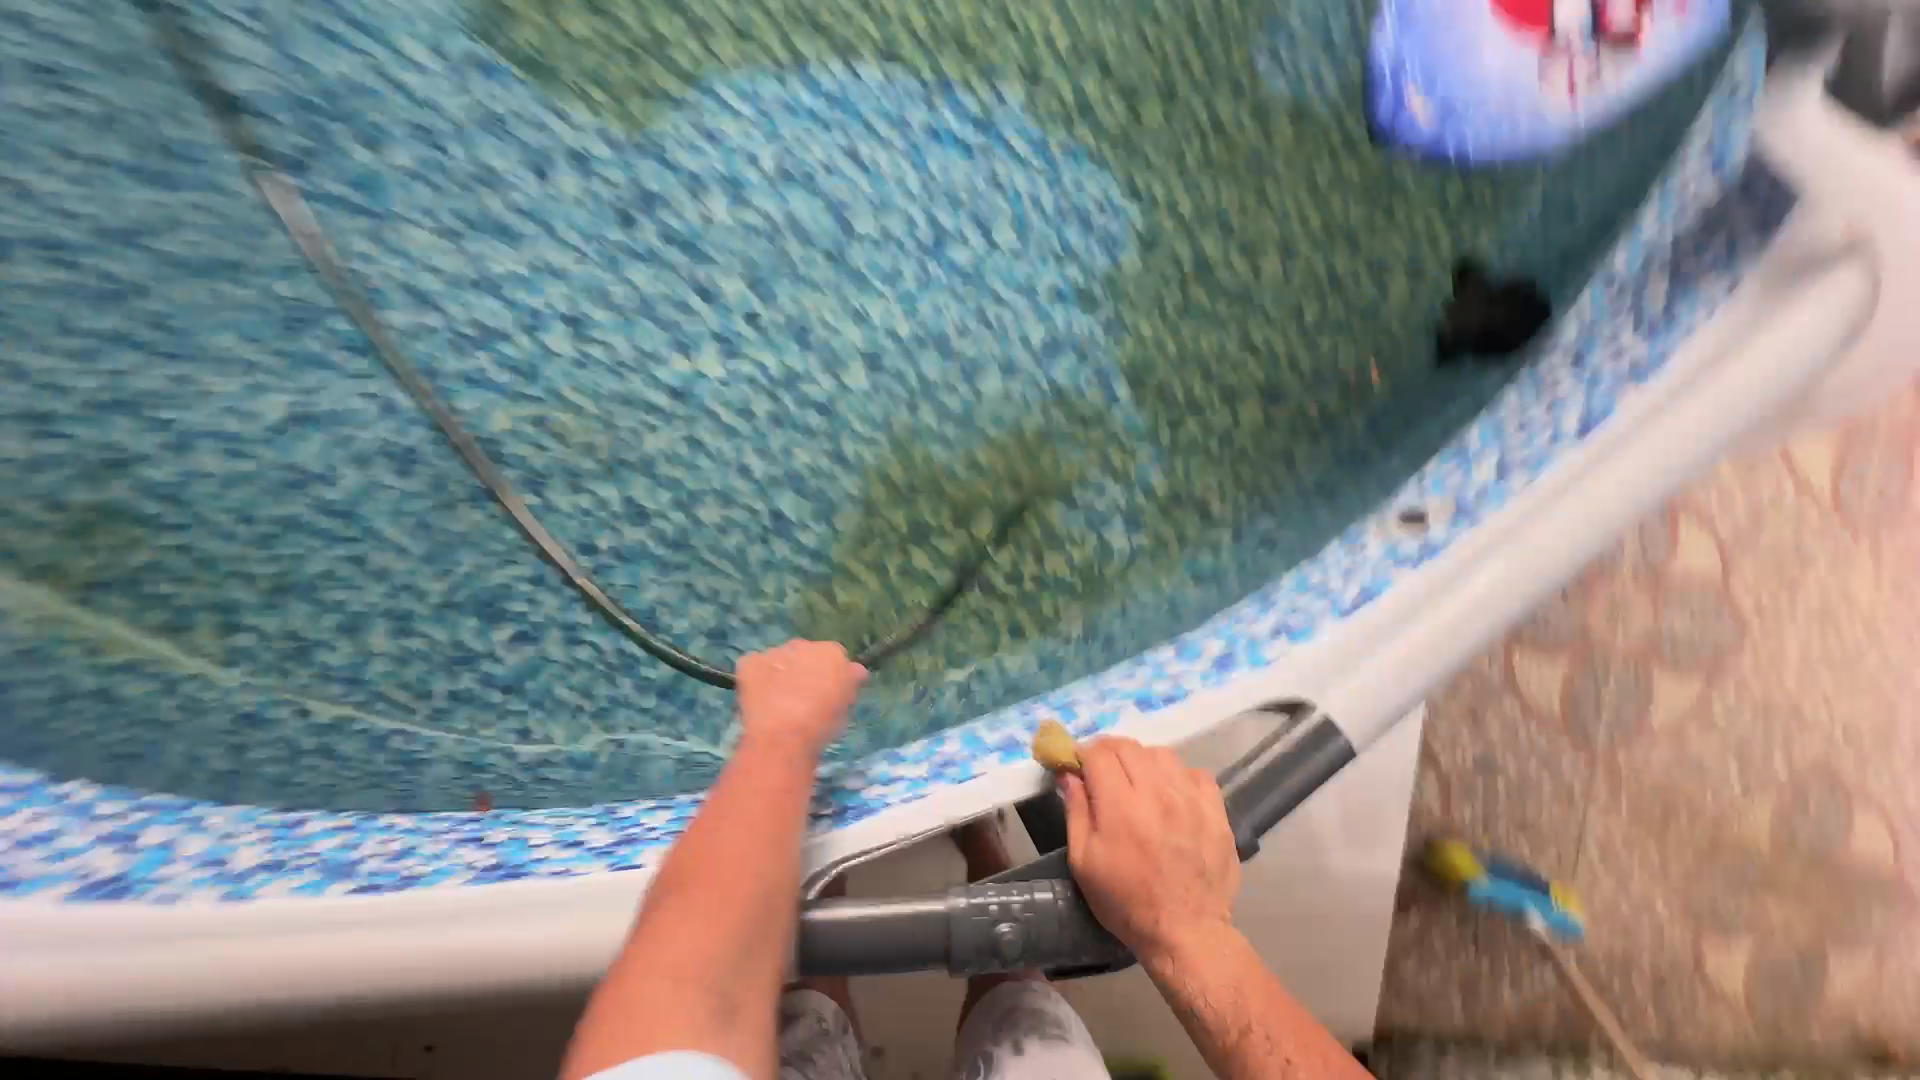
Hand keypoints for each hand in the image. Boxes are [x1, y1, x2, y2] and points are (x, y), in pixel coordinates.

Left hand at [735, 640, 865, 755]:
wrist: (784, 734)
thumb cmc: (823, 723)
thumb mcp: (847, 705)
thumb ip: (850, 681)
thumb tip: (854, 670)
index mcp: (832, 652)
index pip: (835, 657)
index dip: (830, 674)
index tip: (827, 693)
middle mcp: (803, 644)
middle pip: (805, 654)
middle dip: (804, 669)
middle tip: (803, 696)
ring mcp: (774, 652)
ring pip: (779, 659)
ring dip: (780, 672)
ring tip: (778, 701)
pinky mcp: (749, 663)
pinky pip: (754, 666)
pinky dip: (756, 678)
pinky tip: (760, 699)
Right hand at [1060, 737, 1239, 962]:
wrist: (1186, 932)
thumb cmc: (1125, 902)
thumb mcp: (1083, 862)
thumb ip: (1075, 811)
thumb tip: (1069, 773)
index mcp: (1120, 806)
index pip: (1099, 753)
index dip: (1083, 753)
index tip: (1078, 766)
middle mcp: (1157, 793)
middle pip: (1128, 746)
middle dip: (1109, 753)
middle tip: (1103, 773)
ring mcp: (1191, 799)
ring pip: (1162, 754)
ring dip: (1143, 761)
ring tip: (1138, 783)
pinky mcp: (1216, 811)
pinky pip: (1196, 773)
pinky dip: (1178, 777)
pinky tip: (1171, 796)